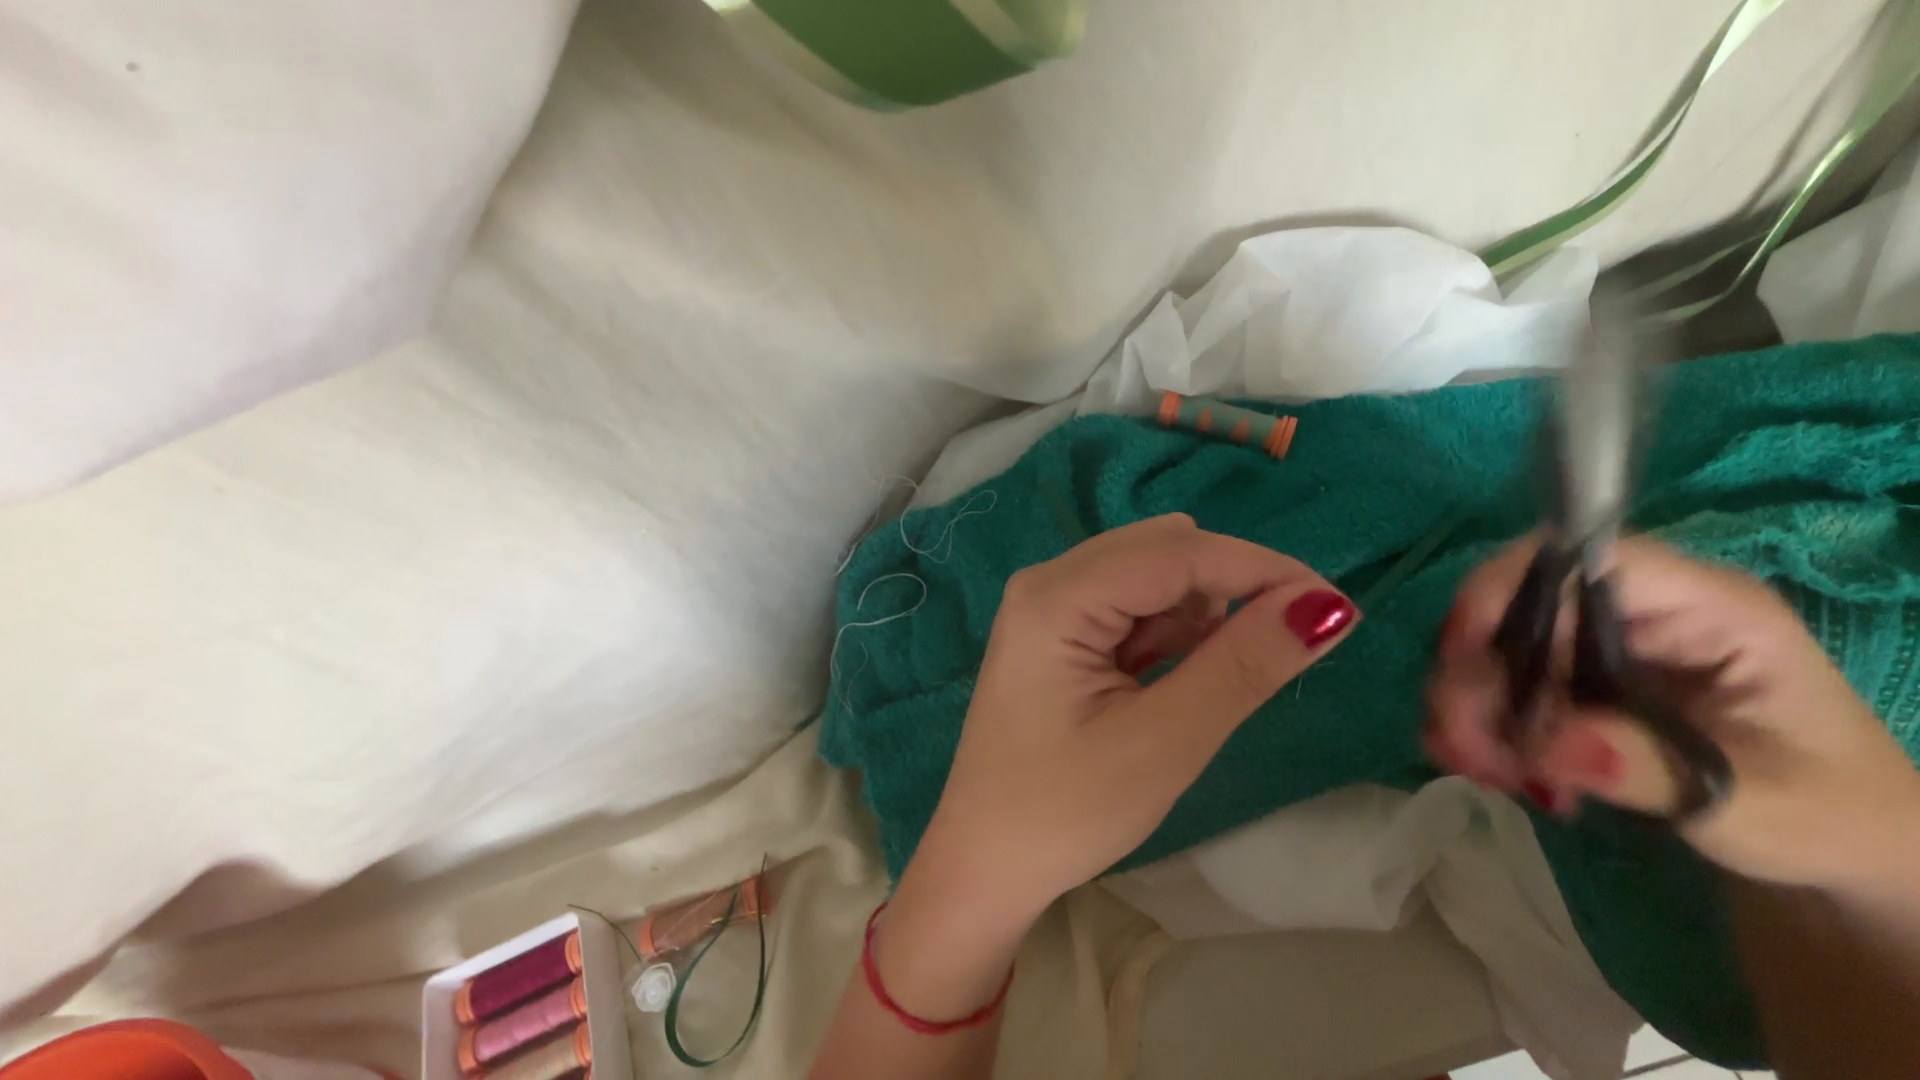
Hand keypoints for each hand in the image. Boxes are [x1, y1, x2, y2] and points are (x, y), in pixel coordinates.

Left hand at [875, 514, 1356, 1019]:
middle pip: (1162, 552)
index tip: (1338, 606)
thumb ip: (1242, 666)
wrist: (988, 864)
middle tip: (1276, 653)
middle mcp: (1047, 582)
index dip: (1261, 570)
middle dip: (1229, 589)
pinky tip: (1172, 684)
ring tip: (1200, 689)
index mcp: (1055, 597)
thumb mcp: (1164, 741)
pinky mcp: (1059, 635)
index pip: (1177, 553)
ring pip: (1152, 577)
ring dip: (1199, 616)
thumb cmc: (1066, 812)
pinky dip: (1171, 635)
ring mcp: (1049, 607)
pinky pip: (1133, 609)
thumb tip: (1328, 605)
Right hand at [1427, 535, 1919, 892]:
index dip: (1508, 588)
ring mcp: (1602, 645)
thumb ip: (1652, 769)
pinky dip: (1484, 727)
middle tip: (1465, 751)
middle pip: (1519, 608)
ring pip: (1497, 650)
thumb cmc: (1827, 814)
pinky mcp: (1578, 680)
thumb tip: (1549, 745)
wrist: (1839, 842)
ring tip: (1489, 774)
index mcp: (1705, 609)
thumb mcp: (1757, 804)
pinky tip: (1502, 772)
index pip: (1588, 560)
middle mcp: (1639, 613)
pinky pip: (1504, 686)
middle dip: (1475, 676)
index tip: (1459, 653)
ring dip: (1471, 709)